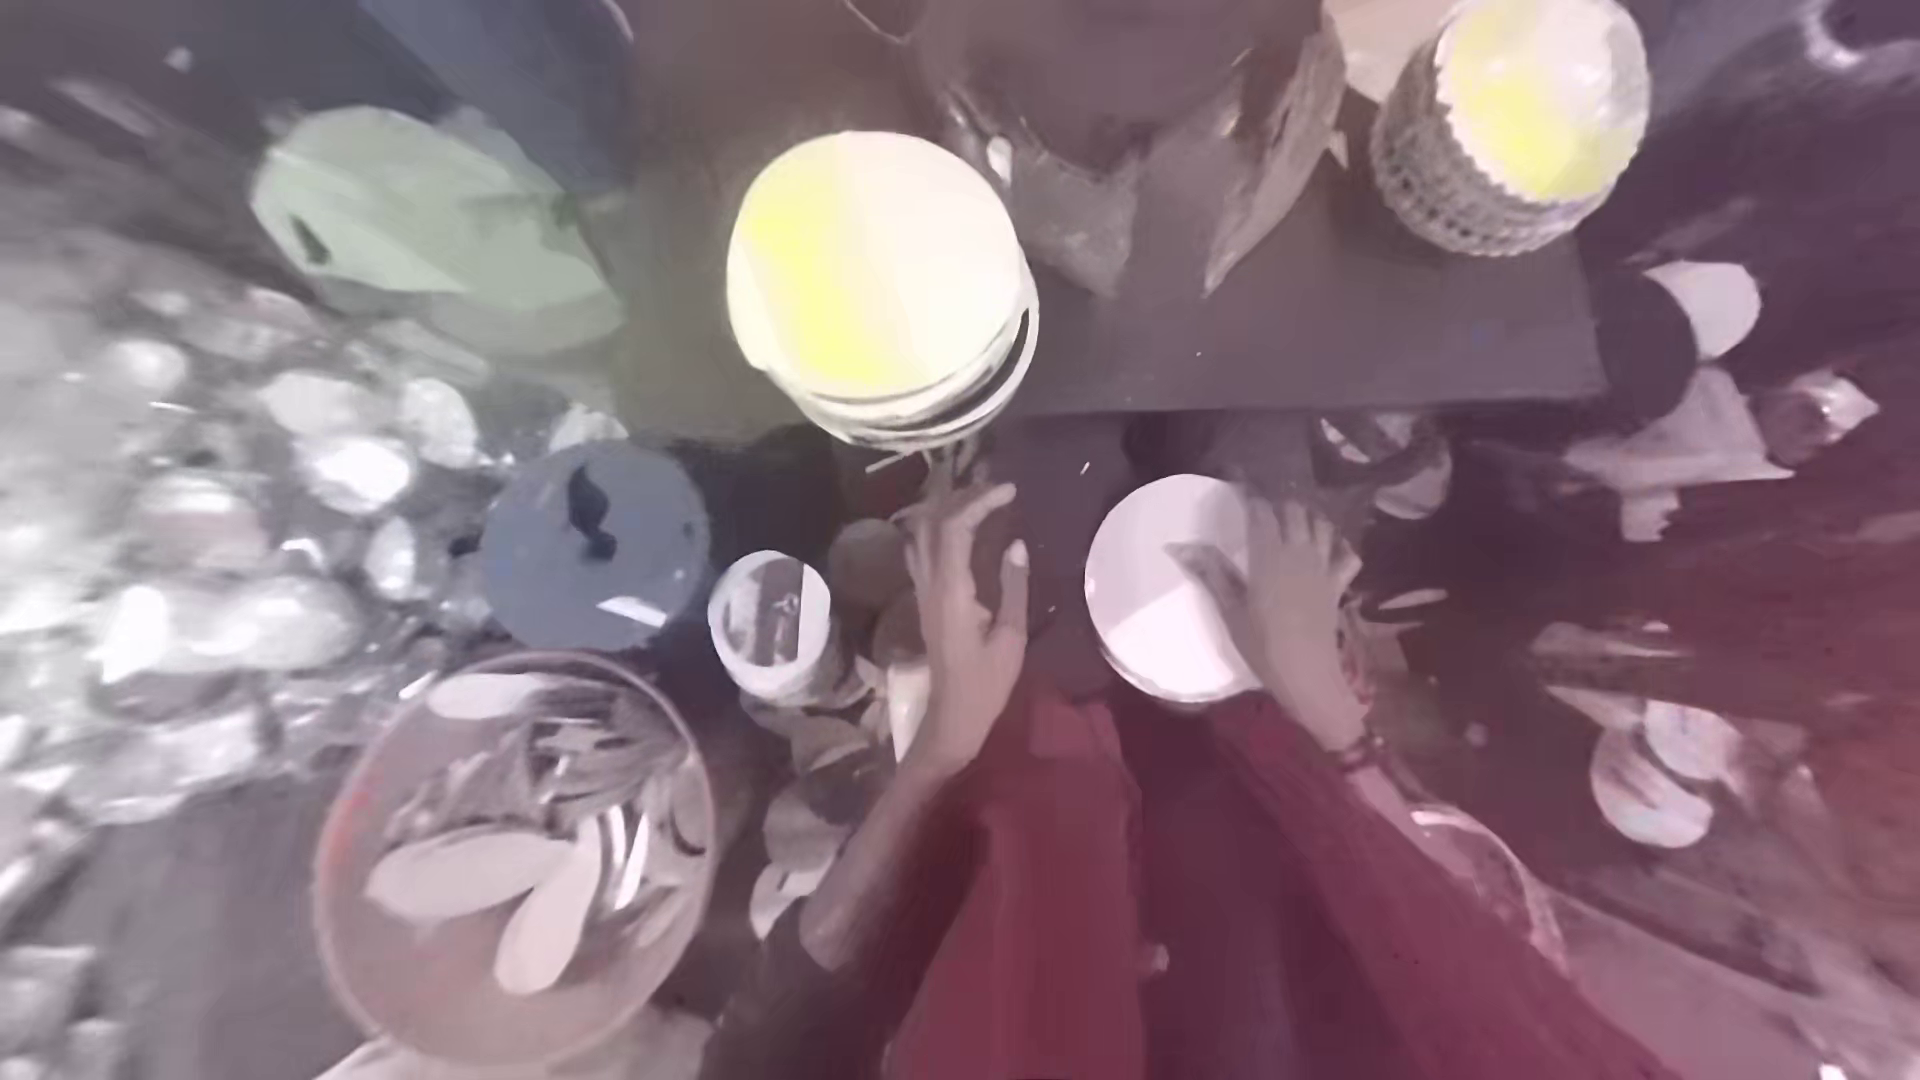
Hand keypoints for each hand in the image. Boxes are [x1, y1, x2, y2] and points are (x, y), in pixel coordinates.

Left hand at [902, 481, 1028, 770]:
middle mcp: (929, 582)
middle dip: (963, 496)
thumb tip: (1016, 544)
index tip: (1009, 490)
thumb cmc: (987, 681)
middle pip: (933, 521)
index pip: (956, 527)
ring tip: (978, 499)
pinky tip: (956, 526)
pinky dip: (936, 526)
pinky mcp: (922, 596)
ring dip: (945, 507)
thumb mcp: (1011, 635)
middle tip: (996, 490)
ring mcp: (921, 589)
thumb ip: (1013, 586)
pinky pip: (920, 549)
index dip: (980, 501)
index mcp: (952, 590)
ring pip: (920, 532)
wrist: (953, 712)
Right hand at [1172, 496, 1365, 749]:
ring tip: (1291, 516)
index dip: (1249, 494)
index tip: (1236, 482)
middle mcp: (1300, 554)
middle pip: (1295, 511)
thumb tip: (1179, 546)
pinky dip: (1339, 545)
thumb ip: (1210, 572)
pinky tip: (1328, 548)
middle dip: (1278, 501)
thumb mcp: (1229, 609)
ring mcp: (1324, 568)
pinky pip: (1347, 556)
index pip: (1261, 512)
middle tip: (1261, 502)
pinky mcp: (1338, 586)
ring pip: (1322, 526)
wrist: (1307, 675)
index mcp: (1270, 557)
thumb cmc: (1262, 644)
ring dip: (1307, 516)